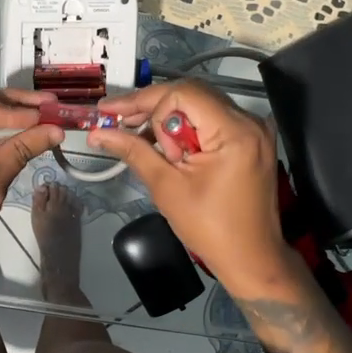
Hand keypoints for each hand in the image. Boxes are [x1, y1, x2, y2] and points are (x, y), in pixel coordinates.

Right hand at [87, 80, 296, 293]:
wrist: (251, 258)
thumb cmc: (209, 228)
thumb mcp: (166, 187)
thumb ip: (134, 151)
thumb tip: (97, 134)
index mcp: (234, 132)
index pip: (182, 94)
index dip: (145, 103)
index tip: (114, 117)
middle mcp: (249, 121)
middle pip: (191, 94)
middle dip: (151, 107)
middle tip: (117, 121)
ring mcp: (253, 130)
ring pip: (200, 105)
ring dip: (166, 118)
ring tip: (136, 135)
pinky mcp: (250, 140)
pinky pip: (211, 120)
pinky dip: (185, 127)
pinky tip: (162, 143)